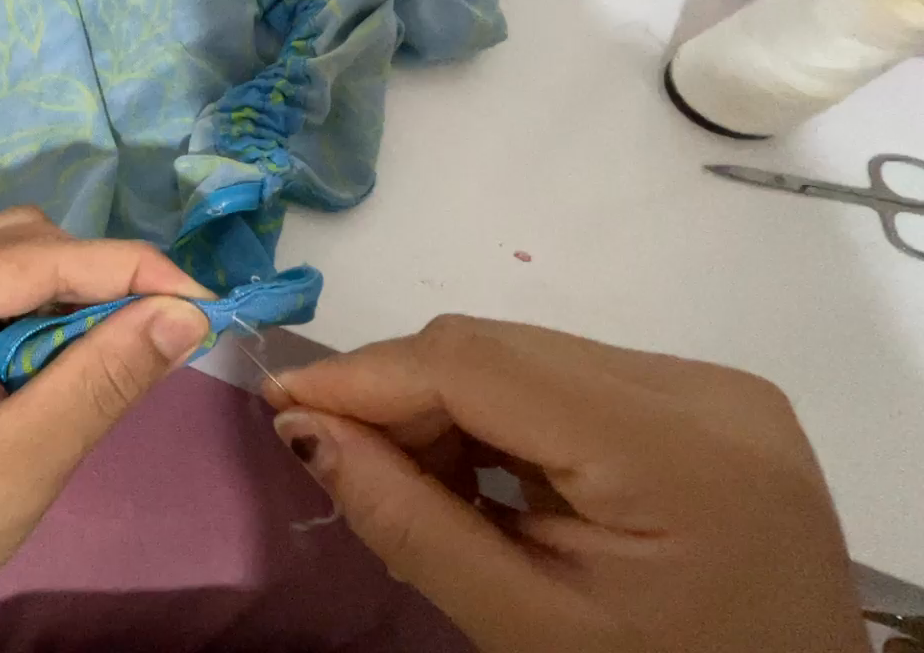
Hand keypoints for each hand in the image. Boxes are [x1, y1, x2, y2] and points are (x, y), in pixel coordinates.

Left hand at [0, 207, 211, 652]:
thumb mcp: (28, 455)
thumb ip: (106, 377)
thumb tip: (185, 313)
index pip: (36, 254)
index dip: (125, 266)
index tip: (202, 298)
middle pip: (24, 241)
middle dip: (96, 278)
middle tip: (152, 334)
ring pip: (15, 255)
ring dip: (71, 293)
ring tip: (102, 353)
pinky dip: (42, 308)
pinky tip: (59, 353)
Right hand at [266, 315, 864, 652]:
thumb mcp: (518, 624)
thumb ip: (400, 517)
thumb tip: (296, 425)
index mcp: (678, 455)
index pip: (474, 367)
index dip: (362, 373)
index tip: (278, 399)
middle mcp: (694, 389)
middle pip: (486, 350)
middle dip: (391, 393)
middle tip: (335, 449)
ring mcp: (696, 386)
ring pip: (502, 352)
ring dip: (429, 400)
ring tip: (408, 472)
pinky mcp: (683, 394)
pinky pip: (536, 371)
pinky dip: (475, 409)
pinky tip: (467, 466)